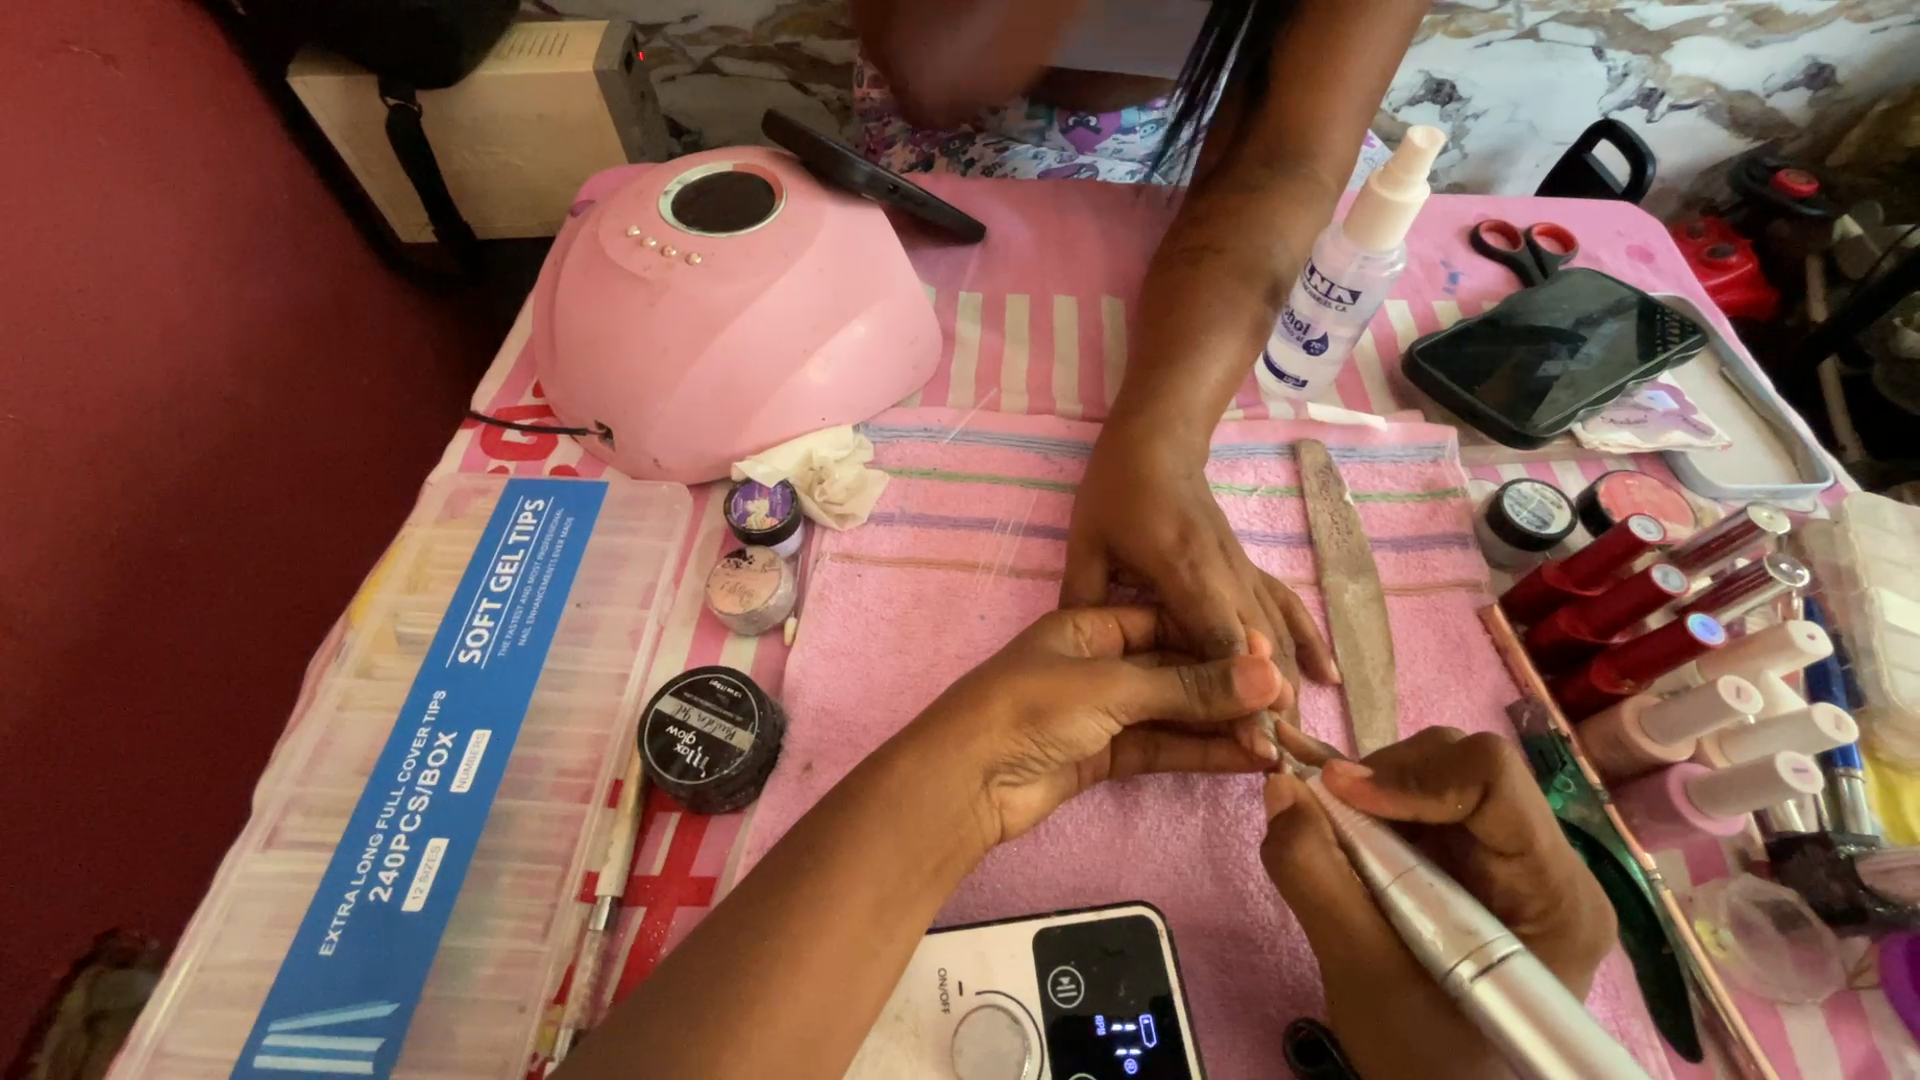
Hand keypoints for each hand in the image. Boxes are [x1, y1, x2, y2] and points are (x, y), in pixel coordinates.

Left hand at [903, 606, 1287, 847]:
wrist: (967, 778)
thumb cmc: (1032, 706)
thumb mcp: (1110, 686)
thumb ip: (1188, 686)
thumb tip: (1268, 678)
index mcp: (1088, 625)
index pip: (1166, 621)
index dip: (1216, 640)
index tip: (1271, 661)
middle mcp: (1097, 662)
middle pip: (1173, 668)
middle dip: (1225, 688)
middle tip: (1283, 709)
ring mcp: (1100, 711)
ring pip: (1171, 711)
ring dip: (1220, 725)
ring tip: (1277, 741)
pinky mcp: (1103, 755)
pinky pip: (1160, 745)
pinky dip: (1199, 751)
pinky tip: (1244, 759)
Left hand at [1062, 421, 1336, 758]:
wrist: (1158, 440)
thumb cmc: (1116, 491)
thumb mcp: (1085, 545)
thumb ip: (1085, 598)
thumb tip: (1084, 656)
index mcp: (1178, 567)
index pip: (1213, 632)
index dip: (1233, 681)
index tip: (1253, 730)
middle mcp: (1222, 573)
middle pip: (1253, 643)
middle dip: (1266, 699)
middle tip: (1281, 754)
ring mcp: (1241, 570)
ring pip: (1275, 631)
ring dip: (1289, 681)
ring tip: (1301, 735)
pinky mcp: (1247, 569)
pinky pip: (1284, 606)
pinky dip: (1308, 640)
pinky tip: (1328, 674)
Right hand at [1260, 727, 1616, 1079]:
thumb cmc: (1424, 1059)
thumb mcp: (1360, 972)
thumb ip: (1316, 876)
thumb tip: (1279, 785)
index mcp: (1552, 894)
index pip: (1492, 779)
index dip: (1410, 774)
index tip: (1338, 795)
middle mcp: (1542, 861)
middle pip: (1460, 763)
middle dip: (1381, 780)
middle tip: (1325, 819)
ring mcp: (1506, 858)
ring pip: (1432, 771)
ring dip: (1367, 793)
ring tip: (1330, 836)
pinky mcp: (1470, 859)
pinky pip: (1413, 799)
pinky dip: (1363, 803)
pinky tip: (1331, 822)